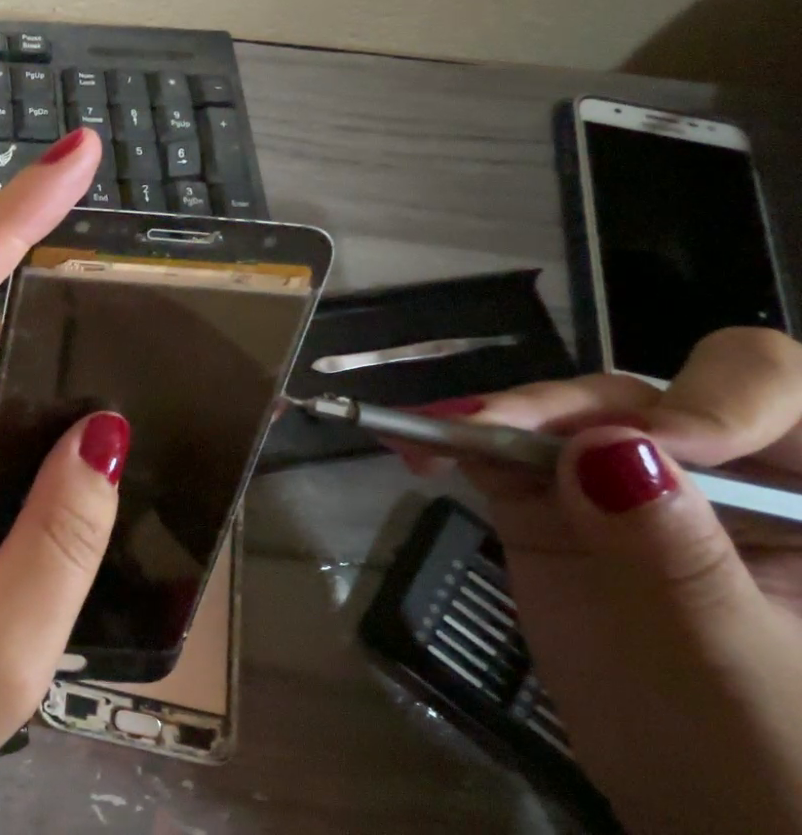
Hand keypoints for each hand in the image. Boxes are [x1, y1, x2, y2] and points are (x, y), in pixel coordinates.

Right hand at [404, 328, 801, 834]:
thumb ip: (677, 557)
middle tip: (496, 431)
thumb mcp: (735, 666)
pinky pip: (512, 457)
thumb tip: (602, 446)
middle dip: (572, 405)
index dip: (716, 399)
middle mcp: (732, 478)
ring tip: (432, 438)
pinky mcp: (563, 511)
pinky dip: (463, 445)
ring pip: (571, 418)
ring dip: (503, 420)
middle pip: (654, 394)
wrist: (713, 824)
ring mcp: (640, 494)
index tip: (655, 448)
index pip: (779, 394)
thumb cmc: (769, 765)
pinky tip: (421, 451)